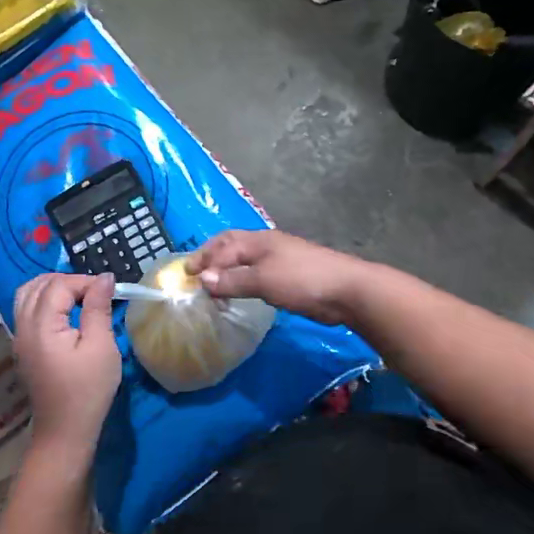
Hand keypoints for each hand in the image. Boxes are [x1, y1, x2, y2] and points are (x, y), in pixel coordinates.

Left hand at [12, 273, 120, 456]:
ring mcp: (20, 339)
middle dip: (67, 281)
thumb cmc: (88, 389)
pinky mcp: (24, 348)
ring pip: (27, 297)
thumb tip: (104, 278)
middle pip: (36, 286)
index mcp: (41, 326)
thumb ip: (98, 308)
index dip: (84, 281)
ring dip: (54, 289)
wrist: (66, 430)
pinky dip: (46, 302)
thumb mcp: (101, 346)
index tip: (110, 290)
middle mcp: (23, 328)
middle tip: (95, 291)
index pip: (58, 286)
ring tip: (82, 297)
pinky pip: (28, 312)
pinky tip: (68, 313)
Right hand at [186, 230, 372, 325]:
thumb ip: (233, 280)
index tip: (186, 277)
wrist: (346, 290)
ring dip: (227, 269)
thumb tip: (203, 279)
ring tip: (212, 285)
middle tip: (194, 273)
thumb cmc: (303, 280)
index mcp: (258, 240)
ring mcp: (279, 260)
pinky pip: (257, 274)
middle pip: (232, 245)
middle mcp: (266, 245)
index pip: (222, 245)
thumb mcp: (263, 280)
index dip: (203, 259)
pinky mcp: (289, 277)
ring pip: (245, 260)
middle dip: (212, 256)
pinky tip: (240, 292)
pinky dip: (242, 280)